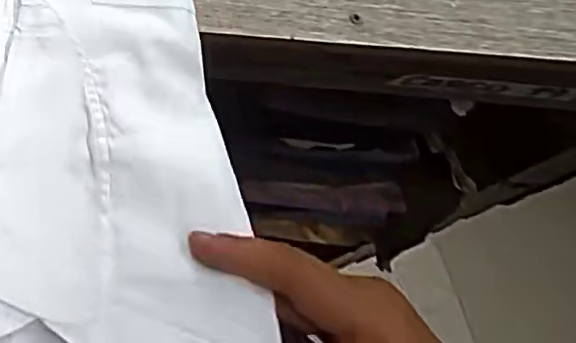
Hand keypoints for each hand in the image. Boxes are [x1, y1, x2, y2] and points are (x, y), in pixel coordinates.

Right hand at [189, 232, 439, 341]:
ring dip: (270, 309)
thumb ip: (291, 334)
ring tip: (224, 305)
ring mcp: (375, 315)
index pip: (291, 267)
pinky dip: (295, 325)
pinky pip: (323, 320)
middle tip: (201, 273)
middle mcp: (370, 300)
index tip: (200, 241)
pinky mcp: (375, 330)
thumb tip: (248, 318)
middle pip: (295, 280)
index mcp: (365, 304)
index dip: (240, 253)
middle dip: (248, 281)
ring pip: (307, 303)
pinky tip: (267, 327)